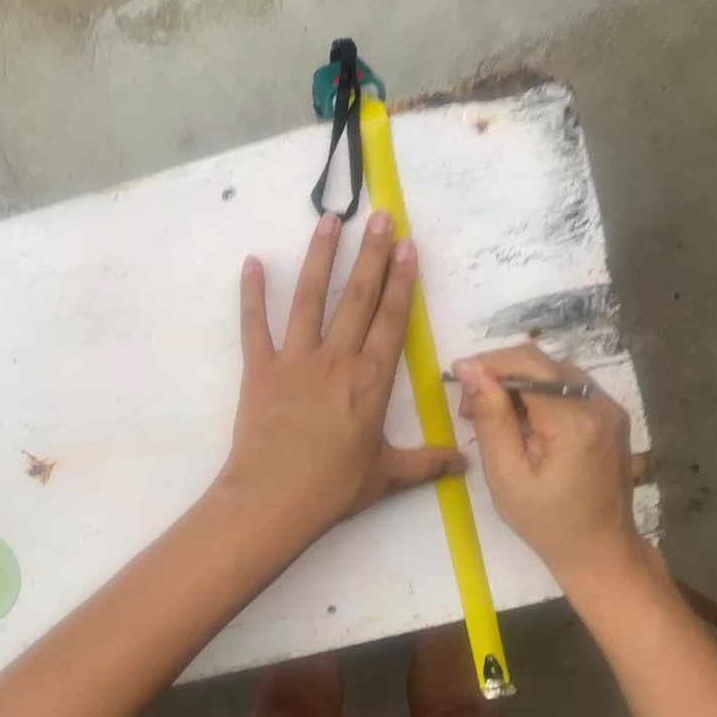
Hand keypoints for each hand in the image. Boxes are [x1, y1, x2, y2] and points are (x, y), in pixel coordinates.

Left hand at [218, 212, 464, 549]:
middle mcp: (336, 359)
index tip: (407, 246)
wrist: (273, 499)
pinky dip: (251, 293)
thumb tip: (465, 463)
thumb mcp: (386, 476)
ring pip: (310, 298)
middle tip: (380, 217)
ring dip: (320, 257)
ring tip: (328, 221)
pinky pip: (254, 325)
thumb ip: (426, 463)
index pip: (392, 319)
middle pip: (358, 298)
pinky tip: (252, 263)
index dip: (401, 280)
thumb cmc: (333, 488)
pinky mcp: (258, 368)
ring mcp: (295, 359)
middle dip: (371, 254)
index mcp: (371, 379)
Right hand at [454, 345, 643, 581]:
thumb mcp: (505, 473)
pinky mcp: (612, 416)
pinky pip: (569, 387)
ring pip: (555, 371)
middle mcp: (600, 404)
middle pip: (541, 363)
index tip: (457, 378)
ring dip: (519, 382)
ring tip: (494, 416)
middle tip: (470, 407)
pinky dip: (540, 393)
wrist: (600, 550)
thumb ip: (490, 417)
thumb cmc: (546, 521)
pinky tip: (523, 421)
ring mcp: (611, 409)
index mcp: (574, 420)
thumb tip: (469, 369)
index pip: (527, 364)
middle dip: (500, 374)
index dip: (488, 364)